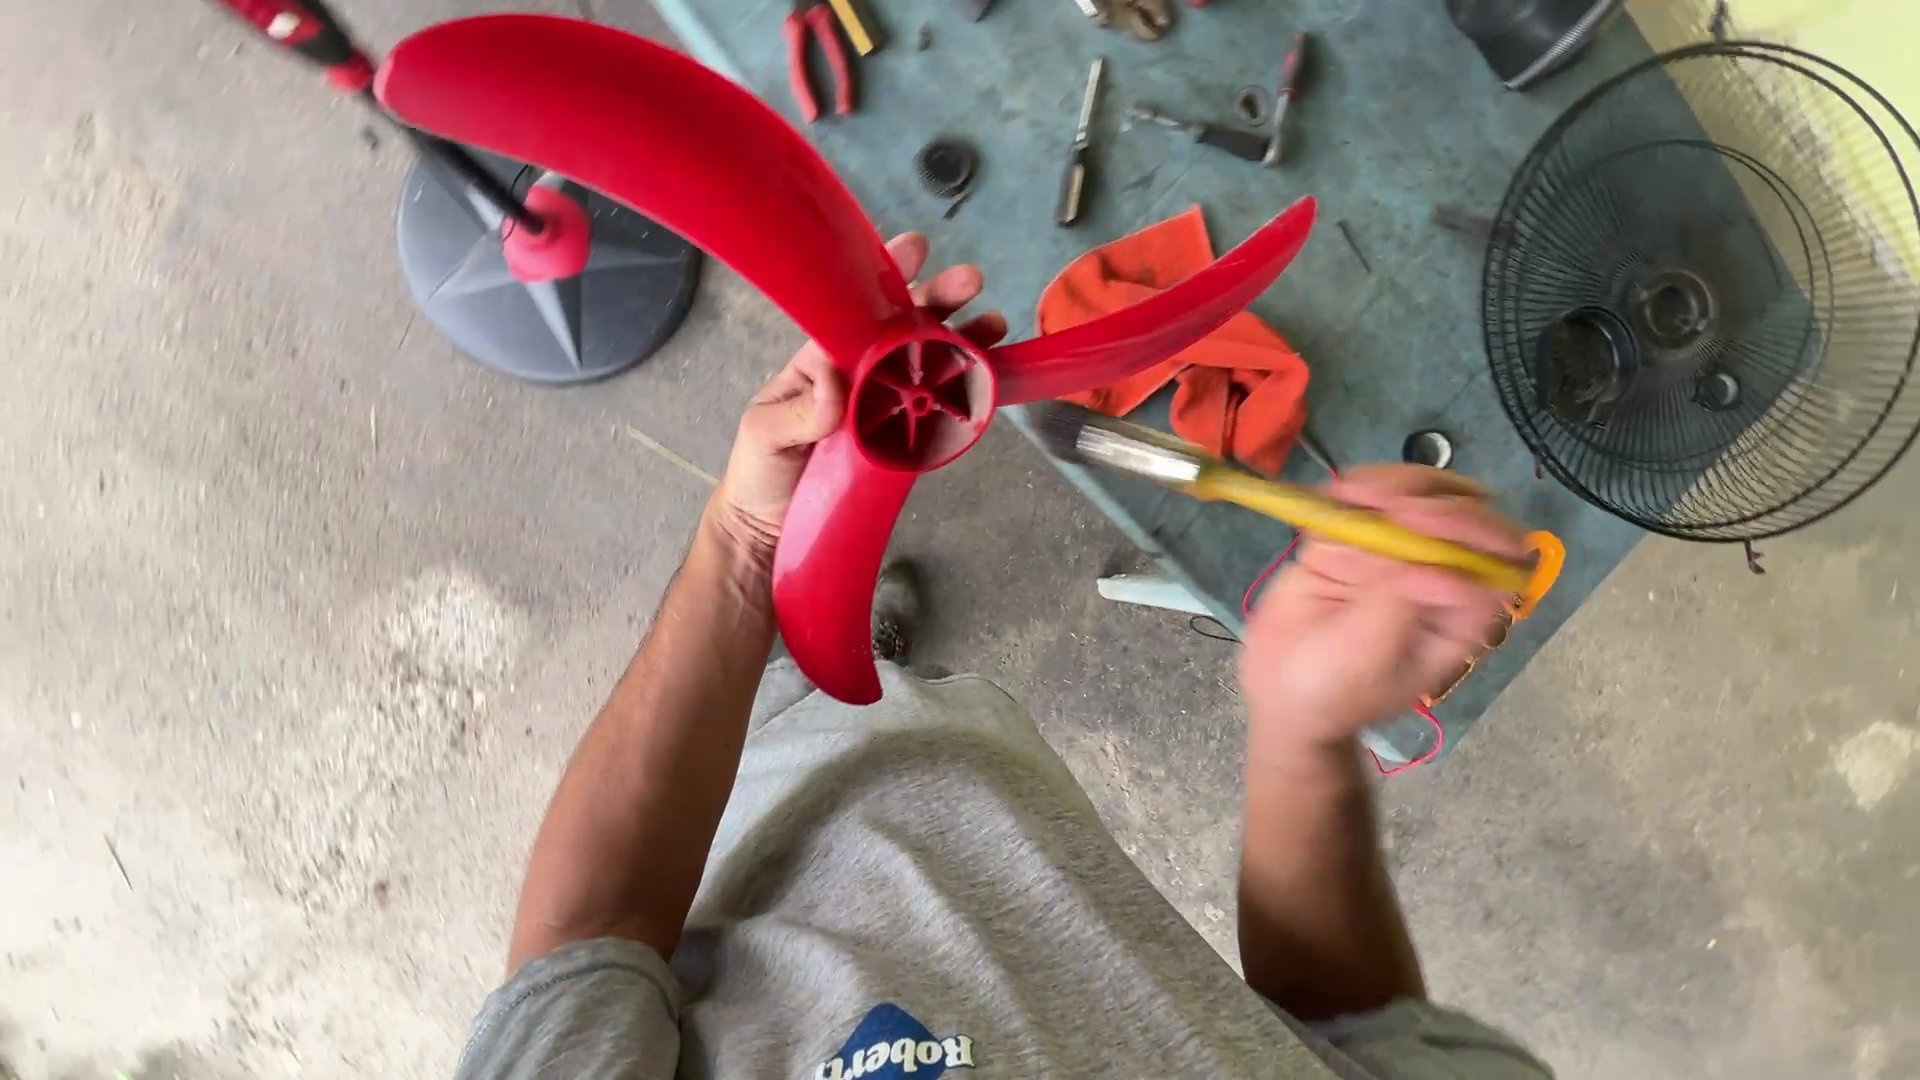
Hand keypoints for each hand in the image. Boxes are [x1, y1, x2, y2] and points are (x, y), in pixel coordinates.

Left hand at [710, 233, 1006, 565]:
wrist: (770, 532)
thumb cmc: (759, 473)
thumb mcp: (765, 435)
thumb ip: (798, 411)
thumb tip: (834, 378)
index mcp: (822, 361)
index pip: (857, 312)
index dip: (886, 279)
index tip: (916, 250)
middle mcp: (859, 379)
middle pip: (904, 333)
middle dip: (938, 302)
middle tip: (972, 283)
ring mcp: (883, 411)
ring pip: (927, 369)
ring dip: (961, 344)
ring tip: (993, 327)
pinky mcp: (900, 445)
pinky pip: (935, 415)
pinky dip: (962, 396)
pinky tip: (987, 379)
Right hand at [1237, 466, 1526, 750]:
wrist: (1278, 687)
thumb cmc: (1332, 688)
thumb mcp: (1369, 658)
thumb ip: (1398, 610)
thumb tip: (1435, 569)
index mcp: (1461, 611)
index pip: (1497, 558)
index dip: (1473, 531)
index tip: (1421, 524)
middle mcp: (1436, 573)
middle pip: (1465, 512)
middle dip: (1432, 497)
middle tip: (1389, 506)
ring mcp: (1394, 552)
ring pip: (1419, 495)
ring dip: (1392, 483)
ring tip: (1353, 494)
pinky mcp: (1352, 539)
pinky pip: (1366, 499)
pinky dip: (1356, 485)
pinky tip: (1338, 493)